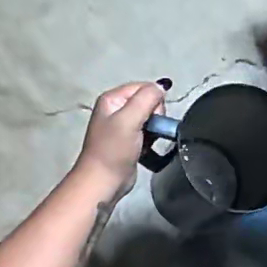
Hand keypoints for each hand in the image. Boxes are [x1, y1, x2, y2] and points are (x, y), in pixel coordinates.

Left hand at [76, 81, 166, 198]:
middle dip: (155, 116)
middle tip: (148, 131)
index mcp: (113, 98)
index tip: (152, 118)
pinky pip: (148, 131)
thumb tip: (163, 85)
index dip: (154, 100)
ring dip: (154, 129)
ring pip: (151, 117)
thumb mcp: (129, 119)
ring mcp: (122, 124)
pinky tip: (146, 147)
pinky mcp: (129, 139)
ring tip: (147, 142)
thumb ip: (147, 98)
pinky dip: (151, 138)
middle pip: (149, 101)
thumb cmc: (114, 149)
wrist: (104, 181)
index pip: (144, 87)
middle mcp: (117, 108)